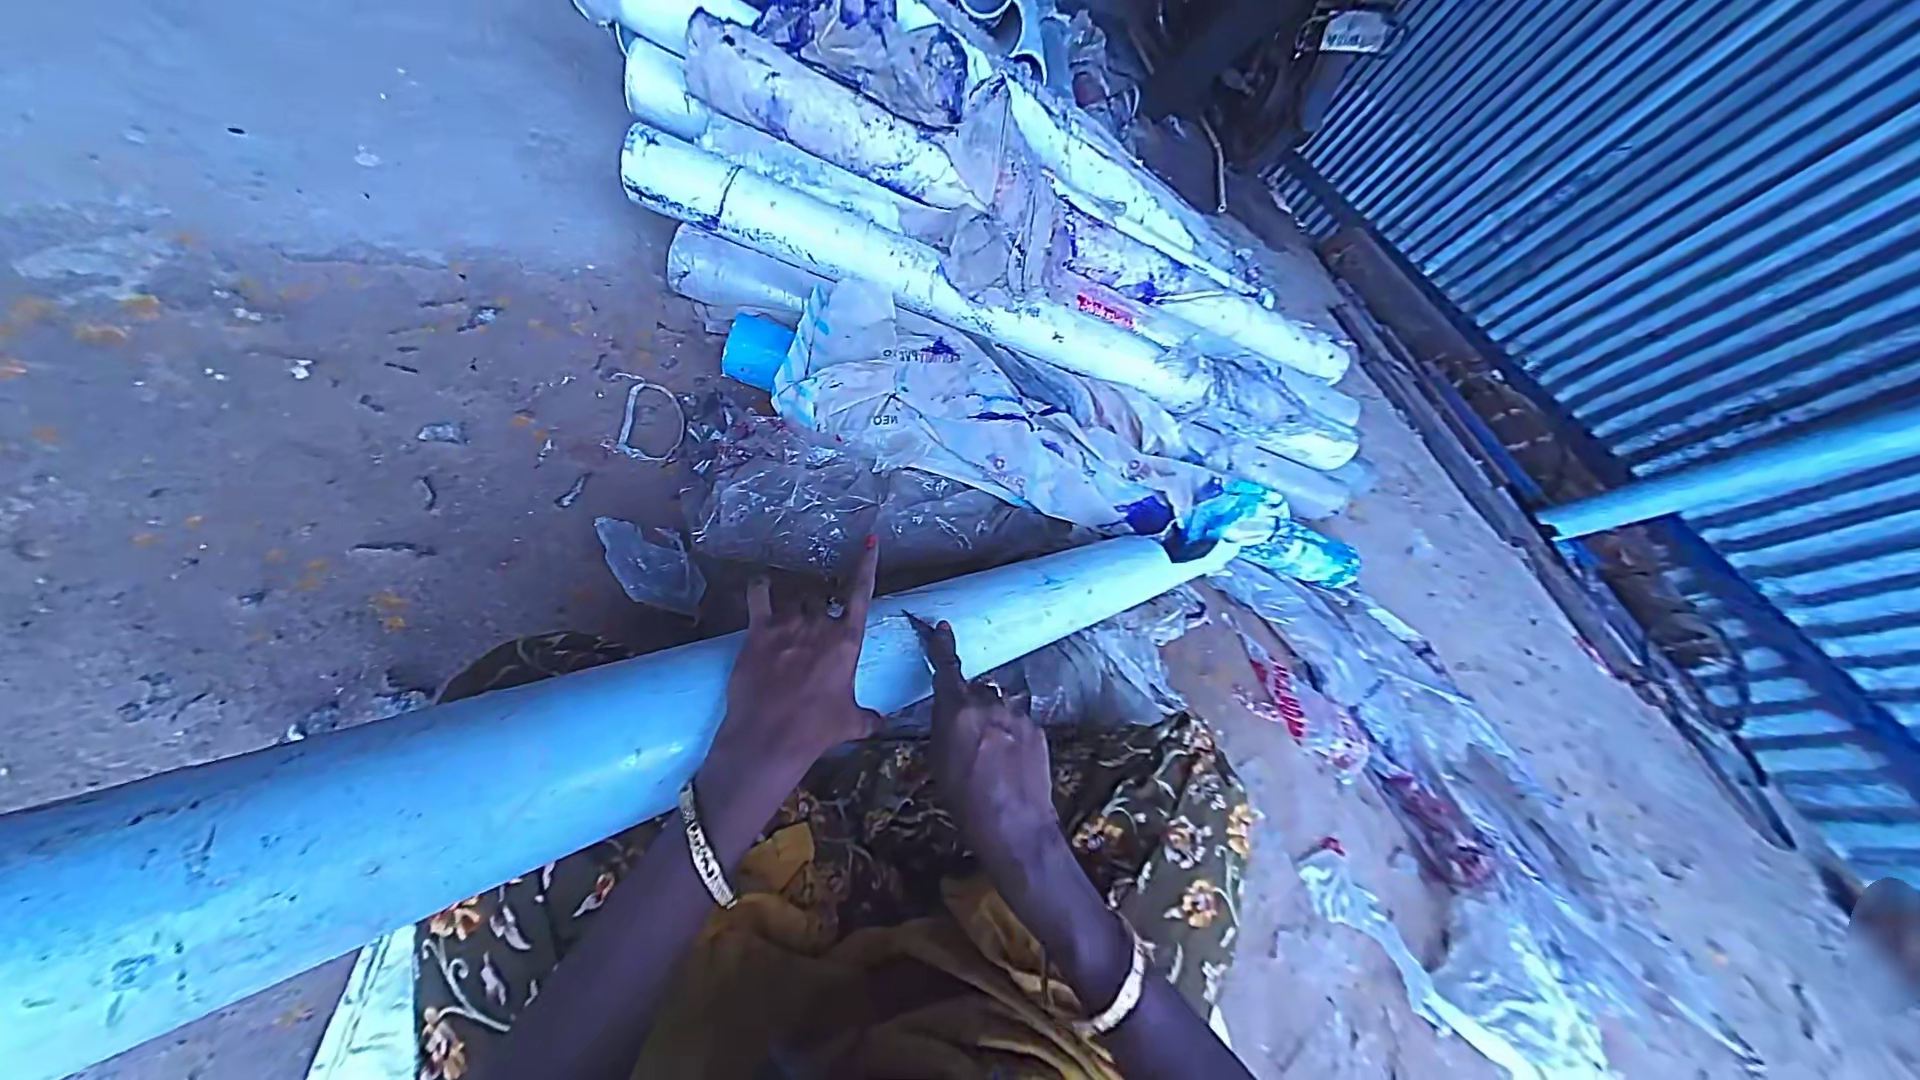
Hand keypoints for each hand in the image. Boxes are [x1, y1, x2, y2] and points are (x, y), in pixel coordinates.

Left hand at [713, 538, 884, 775]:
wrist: (770, 736)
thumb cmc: (817, 729)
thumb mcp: (851, 722)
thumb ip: (869, 717)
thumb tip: (882, 724)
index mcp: (847, 640)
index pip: (861, 591)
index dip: (867, 563)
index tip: (870, 541)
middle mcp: (819, 624)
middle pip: (821, 596)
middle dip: (819, 606)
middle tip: (813, 626)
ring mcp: (787, 624)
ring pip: (795, 597)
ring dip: (795, 603)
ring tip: (790, 618)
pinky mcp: (758, 631)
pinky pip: (759, 595)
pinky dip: (761, 587)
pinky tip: (762, 585)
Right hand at [923, 619, 1060, 876]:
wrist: (1015, 825)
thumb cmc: (965, 801)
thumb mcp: (939, 762)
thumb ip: (944, 728)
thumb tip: (949, 714)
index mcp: (956, 711)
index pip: (947, 669)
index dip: (942, 647)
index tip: (943, 628)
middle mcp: (987, 705)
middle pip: (976, 692)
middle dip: (971, 706)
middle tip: (969, 736)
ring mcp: (1016, 715)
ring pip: (999, 708)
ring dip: (994, 722)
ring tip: (993, 756)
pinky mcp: (1036, 728)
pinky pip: (1018, 723)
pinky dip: (1012, 735)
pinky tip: (1011, 762)